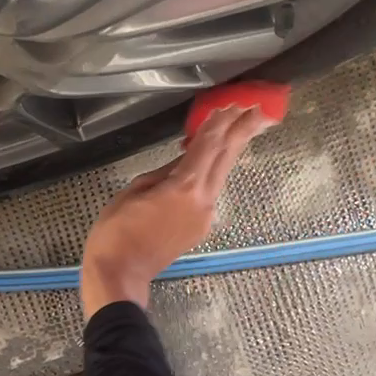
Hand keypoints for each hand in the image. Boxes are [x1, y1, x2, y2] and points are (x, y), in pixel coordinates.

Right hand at [80, 105, 271, 317]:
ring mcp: (205, 216)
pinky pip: (209, 193)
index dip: (221, 121)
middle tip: (260, 108)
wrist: (119, 275)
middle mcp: (203, 199)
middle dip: (242, 130)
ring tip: (243, 127)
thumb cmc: (115, 233)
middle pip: (226, 157)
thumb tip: (181, 161)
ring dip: (231, 150)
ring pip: (220, 174)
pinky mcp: (200, 228)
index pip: (208, 144)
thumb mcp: (132, 192)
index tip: (233, 100)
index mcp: (184, 186)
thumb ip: (162, 173)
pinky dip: (213, 173)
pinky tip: (209, 164)